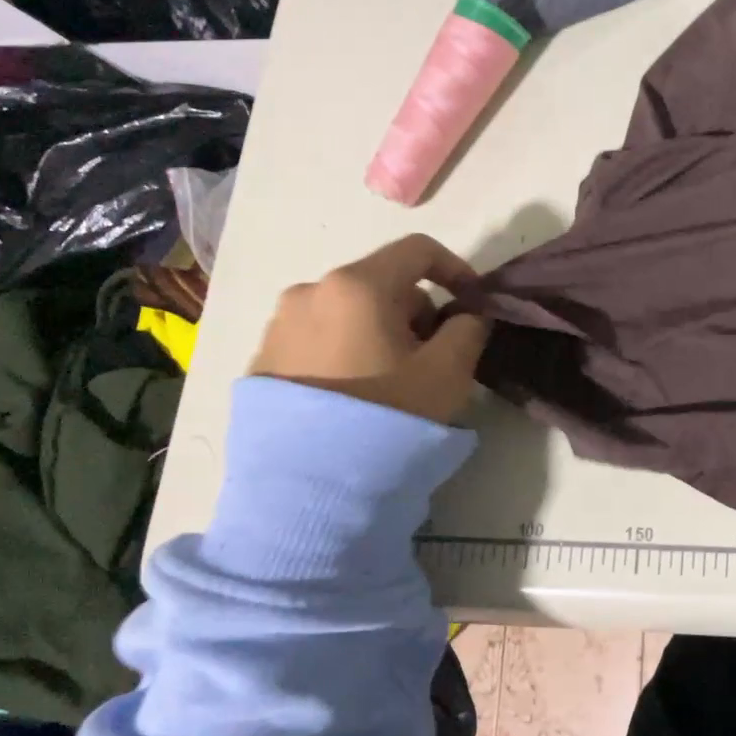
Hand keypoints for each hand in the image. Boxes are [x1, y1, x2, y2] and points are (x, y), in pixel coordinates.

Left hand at [250, 234, 491, 423]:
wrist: (310, 484)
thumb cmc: (389, 415)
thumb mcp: (449, 371)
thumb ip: (469, 329)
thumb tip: (467, 315)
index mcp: (357, 285)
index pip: (418, 250)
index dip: (457, 269)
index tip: (473, 304)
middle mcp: (309, 291)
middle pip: (382, 282)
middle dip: (415, 310)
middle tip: (434, 355)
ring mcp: (278, 325)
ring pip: (349, 311)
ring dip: (380, 331)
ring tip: (393, 379)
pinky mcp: (261, 359)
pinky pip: (318, 338)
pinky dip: (346, 351)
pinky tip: (357, 394)